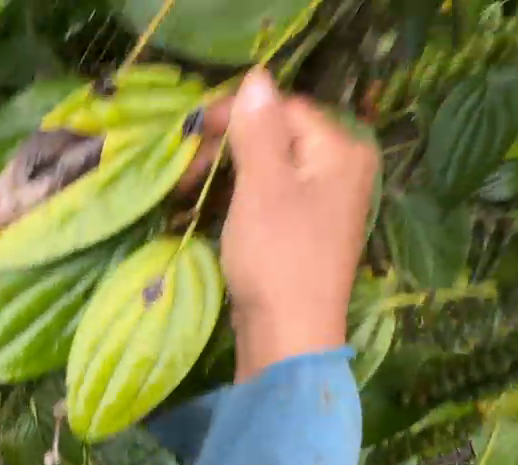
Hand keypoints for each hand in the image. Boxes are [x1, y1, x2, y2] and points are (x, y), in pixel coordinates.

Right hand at [212, 69, 377, 380]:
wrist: (289, 333)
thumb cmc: (277, 257)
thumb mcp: (262, 188)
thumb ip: (257, 131)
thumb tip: (255, 78)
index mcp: (338, 150)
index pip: (282, 110)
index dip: (233, 116)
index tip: (184, 136)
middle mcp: (338, 170)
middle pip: (273, 141)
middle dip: (222, 152)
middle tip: (178, 179)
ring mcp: (320, 206)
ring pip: (264, 174)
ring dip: (219, 181)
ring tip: (182, 202)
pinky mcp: (299, 236)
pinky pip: (262, 203)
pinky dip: (230, 206)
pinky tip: (201, 221)